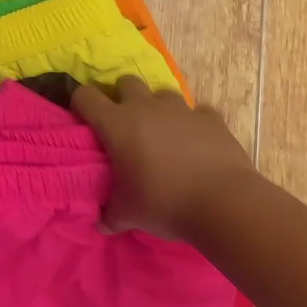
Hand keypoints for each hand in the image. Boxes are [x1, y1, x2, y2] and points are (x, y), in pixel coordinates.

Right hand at [71, 76, 257, 238]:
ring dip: (159, 107)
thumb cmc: (166, 203)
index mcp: (116, 124)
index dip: (81, 104)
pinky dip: (194, 122)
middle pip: (126, 81)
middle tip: (126, 124)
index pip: (86, 96)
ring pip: (162, 92)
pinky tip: (197, 141)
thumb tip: (101, 224)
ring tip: (163, 132)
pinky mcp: (211, 119)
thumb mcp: (129, 214)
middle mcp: (146, 107)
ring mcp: (181, 110)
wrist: (225, 204)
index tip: (84, 120)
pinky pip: (198, 111)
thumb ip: (110, 214)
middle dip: (123, 96)